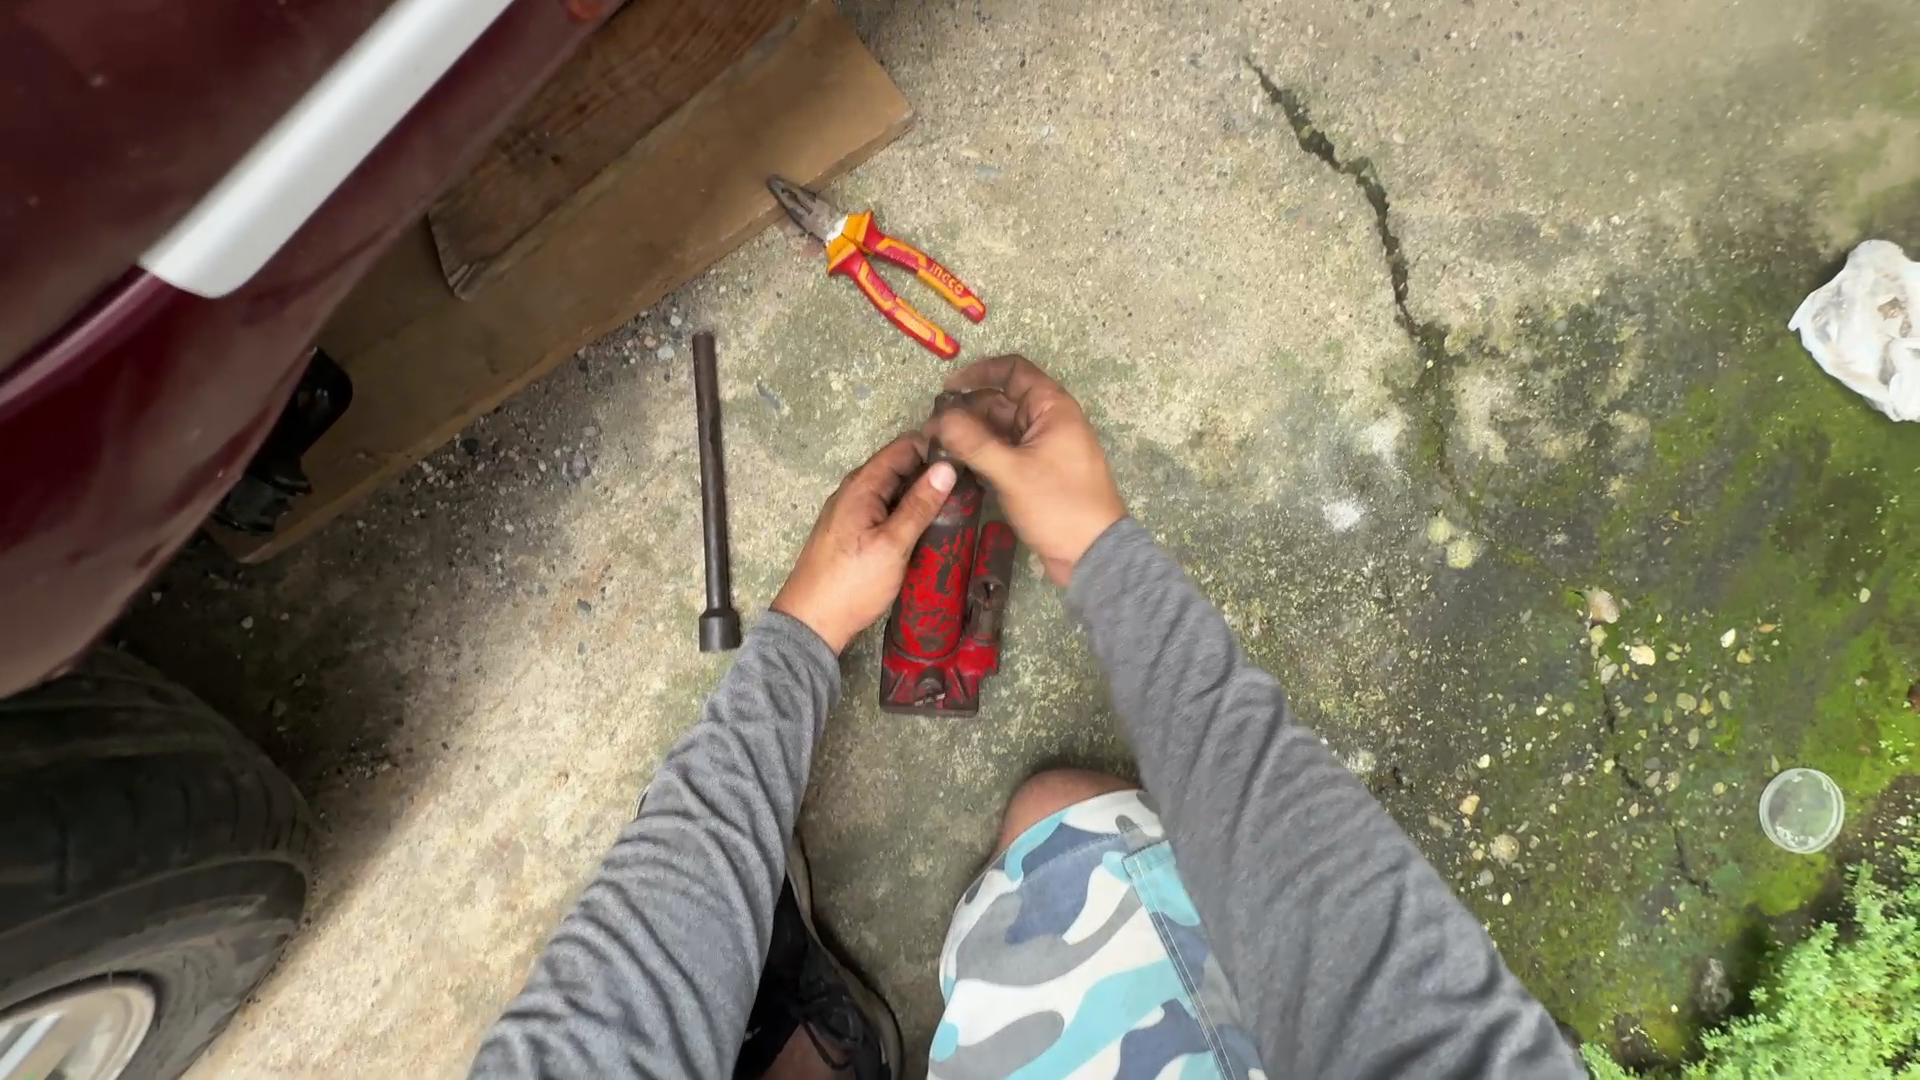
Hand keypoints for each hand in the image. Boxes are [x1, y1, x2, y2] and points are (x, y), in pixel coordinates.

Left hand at [771, 435, 957, 653]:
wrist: (812, 622)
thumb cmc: (852, 584)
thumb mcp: (892, 545)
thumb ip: (919, 505)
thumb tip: (947, 468)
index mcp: (862, 486)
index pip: (903, 446)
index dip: (935, 448)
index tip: (966, 462)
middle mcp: (854, 490)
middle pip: (898, 465)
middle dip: (930, 470)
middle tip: (968, 486)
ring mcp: (851, 510)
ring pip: (892, 488)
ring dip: (920, 492)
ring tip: (955, 505)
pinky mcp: (853, 530)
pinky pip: (884, 507)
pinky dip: (906, 509)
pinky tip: (926, 526)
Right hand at [931, 355, 1125, 585]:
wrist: (1090, 554)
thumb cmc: (1059, 505)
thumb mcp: (1013, 472)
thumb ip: (973, 442)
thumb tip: (939, 420)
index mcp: (1052, 408)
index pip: (1013, 371)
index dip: (979, 372)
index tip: (947, 389)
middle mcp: (1047, 422)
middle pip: (1000, 401)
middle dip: (966, 411)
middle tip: (931, 430)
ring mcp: (1041, 448)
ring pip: (999, 429)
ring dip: (970, 435)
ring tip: (937, 448)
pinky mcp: (1034, 473)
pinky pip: (1004, 452)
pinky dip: (981, 454)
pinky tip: (956, 465)